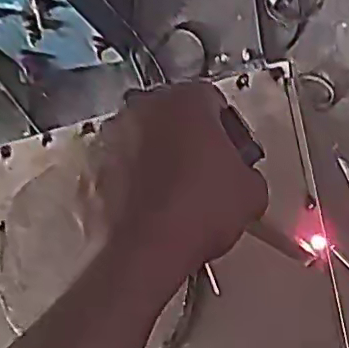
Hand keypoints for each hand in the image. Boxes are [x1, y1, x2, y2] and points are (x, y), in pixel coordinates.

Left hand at [84, 83, 269, 277]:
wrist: (148, 246)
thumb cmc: (202, 210)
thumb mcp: (252, 194)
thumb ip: (249, 173)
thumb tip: (243, 178)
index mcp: (187, 101)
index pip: (215, 100)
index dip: (231, 129)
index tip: (238, 153)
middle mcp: (145, 106)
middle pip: (176, 115)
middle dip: (194, 139)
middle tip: (212, 172)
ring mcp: (114, 133)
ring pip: (148, 138)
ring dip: (165, 156)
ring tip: (184, 193)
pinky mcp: (95, 164)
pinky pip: (126, 164)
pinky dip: (140, 178)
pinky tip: (159, 206)